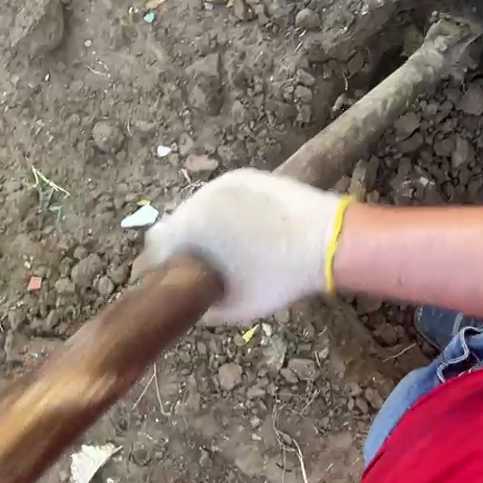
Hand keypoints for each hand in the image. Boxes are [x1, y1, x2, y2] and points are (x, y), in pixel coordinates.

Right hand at [135, 169, 345, 323]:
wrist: (326, 241)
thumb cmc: (277, 278)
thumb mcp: (236, 308)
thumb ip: (202, 307)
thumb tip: (188, 301)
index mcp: (190, 227)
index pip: (156, 241)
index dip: (162, 261)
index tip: (177, 274)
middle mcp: (201, 197)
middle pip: (179, 220)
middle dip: (187, 241)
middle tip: (208, 262)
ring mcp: (226, 182)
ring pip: (202, 205)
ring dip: (208, 224)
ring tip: (233, 244)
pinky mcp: (249, 175)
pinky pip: (225, 195)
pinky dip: (229, 210)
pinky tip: (250, 227)